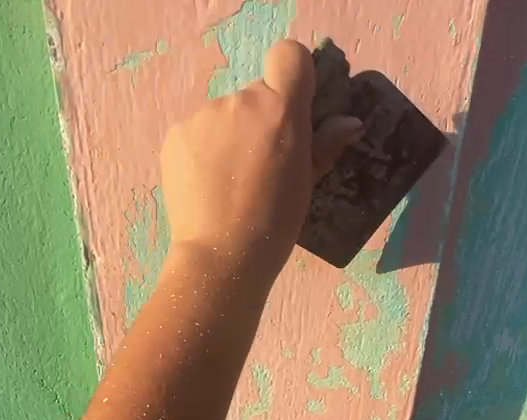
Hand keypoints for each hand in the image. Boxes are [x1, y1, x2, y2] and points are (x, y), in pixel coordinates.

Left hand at [160, 39, 363, 284]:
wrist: (223, 256)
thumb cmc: (275, 225)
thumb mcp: (306, 185)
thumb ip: (326, 145)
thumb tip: (350, 122)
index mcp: (280, 111)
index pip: (289, 56)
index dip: (293, 76)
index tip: (293, 107)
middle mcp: (241, 102)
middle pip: (255, 96)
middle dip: (261, 123)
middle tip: (262, 169)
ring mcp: (204, 116)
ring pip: (225, 117)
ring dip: (232, 140)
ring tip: (233, 186)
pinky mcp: (177, 135)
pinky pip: (198, 134)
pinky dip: (205, 154)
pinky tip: (210, 189)